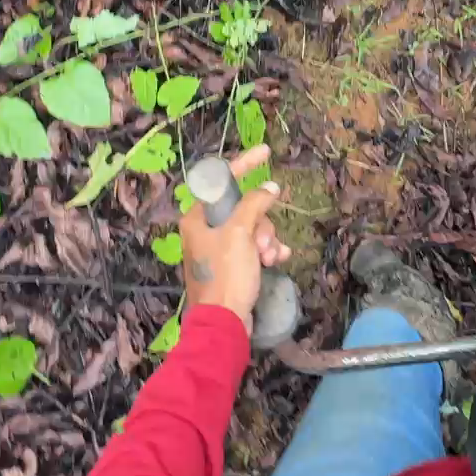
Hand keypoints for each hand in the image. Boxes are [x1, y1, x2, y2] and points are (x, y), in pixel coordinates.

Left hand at [178, 145, 290, 333]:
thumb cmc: (227, 274)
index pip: (221, 180)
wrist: (223, 324)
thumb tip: (270, 189)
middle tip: (264, 242)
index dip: (244, 164)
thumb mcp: (241, 233)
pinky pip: (254, 246)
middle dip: (262, 221)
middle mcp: (205, 229)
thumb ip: (255, 204)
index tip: (266, 152)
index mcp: (197, 217)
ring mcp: (218, 248)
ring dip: (267, 239)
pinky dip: (267, 250)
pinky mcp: (231, 265)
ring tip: (270, 257)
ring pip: (253, 226)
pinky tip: (278, 260)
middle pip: (243, 206)